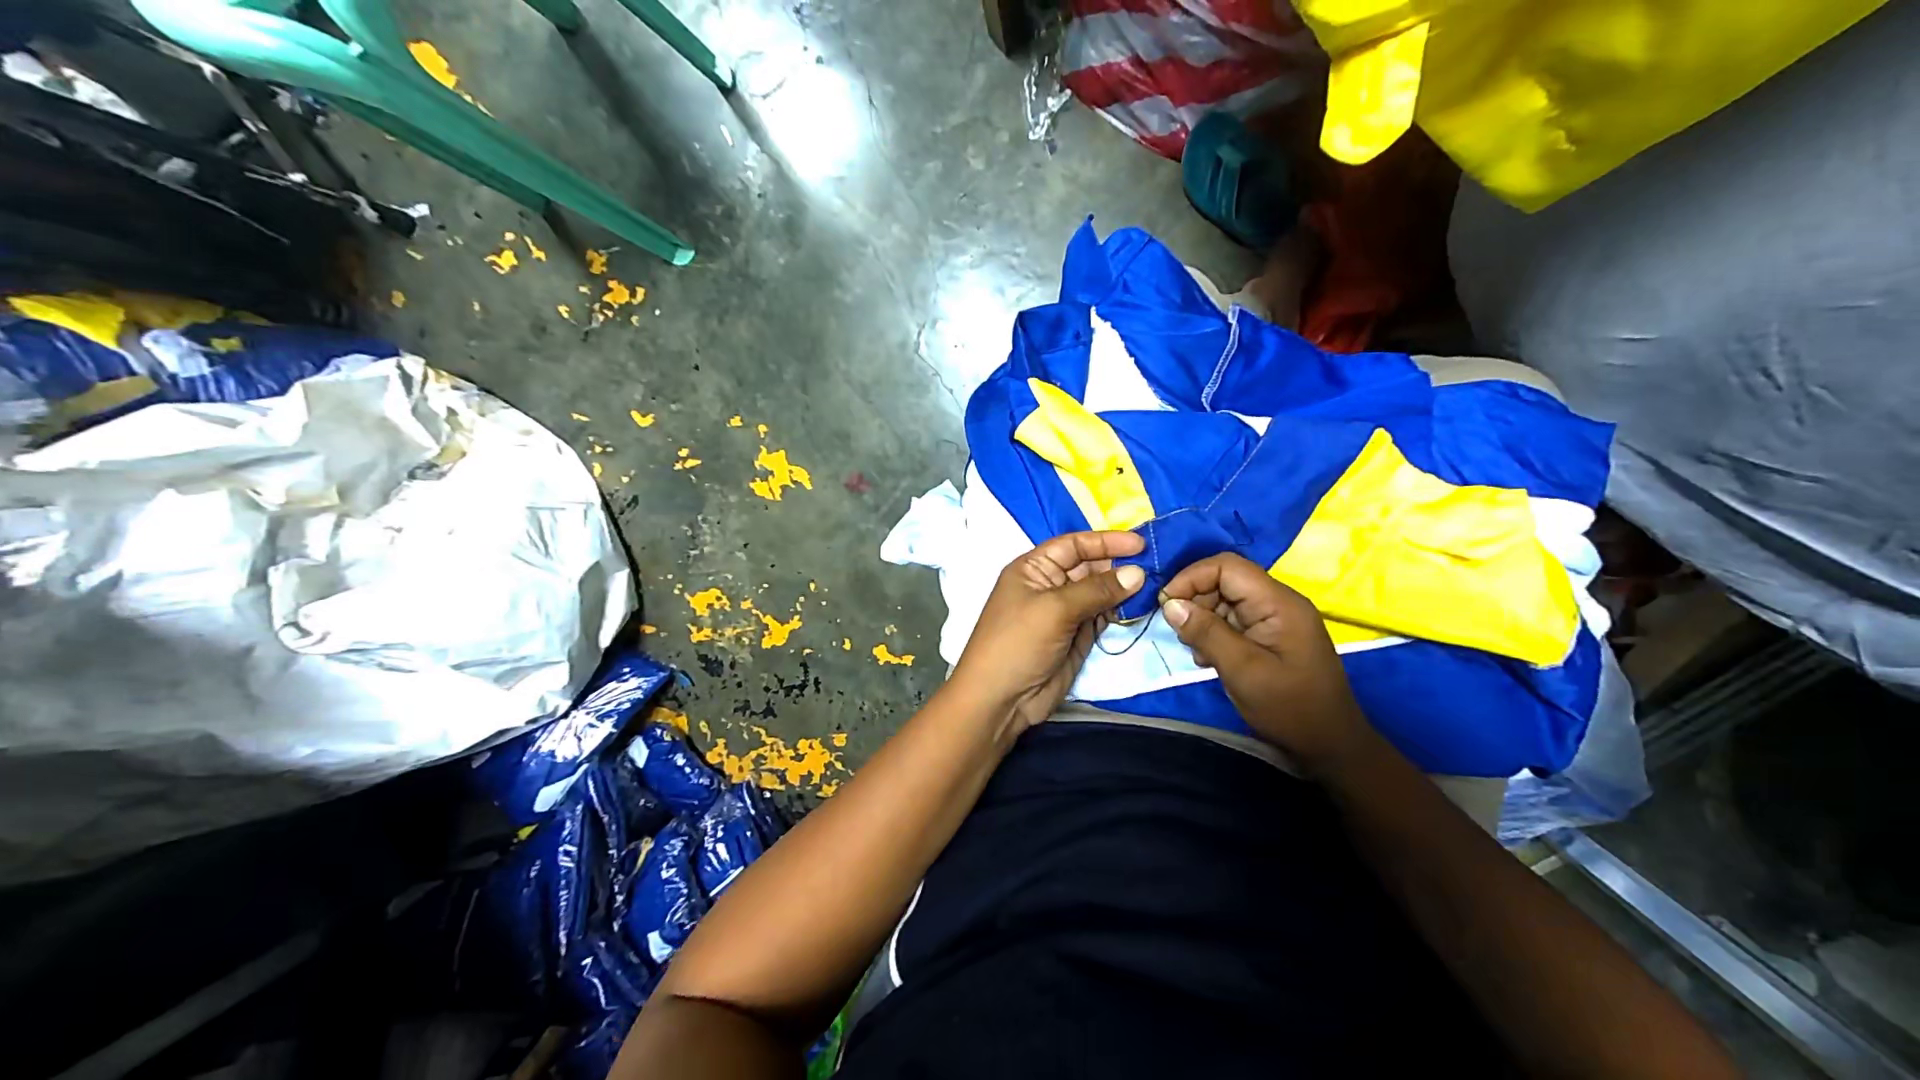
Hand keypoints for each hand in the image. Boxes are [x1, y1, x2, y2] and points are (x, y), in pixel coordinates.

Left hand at [948, 531, 1147, 744]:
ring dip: (1125, 588)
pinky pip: (1103, 615)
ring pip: (1101, 591)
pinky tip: (1142, 605)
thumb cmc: (1018, 643)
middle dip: (1120, 565)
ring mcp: (1065, 611)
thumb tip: (1137, 573)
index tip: (1140, 543)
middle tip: (1157, 564)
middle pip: (1090, 566)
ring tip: (1157, 583)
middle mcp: (1050, 585)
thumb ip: (1097, 589)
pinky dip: (1122, 611)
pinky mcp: (1077, 635)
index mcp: (1034, 568)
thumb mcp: (1055, 609)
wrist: (1002, 699)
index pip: (1074, 545)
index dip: (1106, 541)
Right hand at [1159, 553, 1375, 777]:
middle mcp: (1278, 603)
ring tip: (1198, 651)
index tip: (1166, 605)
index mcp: (1278, 602)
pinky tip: (1210, 659)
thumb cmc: (1289, 708)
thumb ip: (1206, 632)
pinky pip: (1233, 621)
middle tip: (1182, 634)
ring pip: (1225, 601)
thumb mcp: (1242, 670)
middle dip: (1196, 601)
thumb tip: (1170, 604)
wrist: (1330, 747)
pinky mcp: (1269, 637)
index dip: (1191, 577)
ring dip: (1203, 620)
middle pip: (1225, 580)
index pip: (1227, 566)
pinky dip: (1214, 634)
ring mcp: (1275, 620)